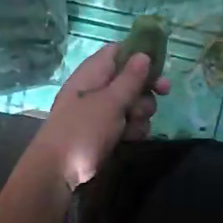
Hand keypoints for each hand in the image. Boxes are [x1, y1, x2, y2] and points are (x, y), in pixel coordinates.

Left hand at [25, 42, 169, 188]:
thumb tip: (144, 55)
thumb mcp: (111, 101)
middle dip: (146, 88)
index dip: (140, 55)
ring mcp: (101, 110)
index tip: (159, 66)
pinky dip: (133, 129)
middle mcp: (98, 87)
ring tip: (134, 125)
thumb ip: (130, 78)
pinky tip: (131, 138)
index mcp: (93, 72)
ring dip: (141, 112)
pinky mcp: (105, 130)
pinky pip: (128, 122)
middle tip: (163, 94)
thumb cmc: (83, 130)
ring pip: (133, 102)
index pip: (119, 51)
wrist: (58, 171)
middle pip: (131, 78)